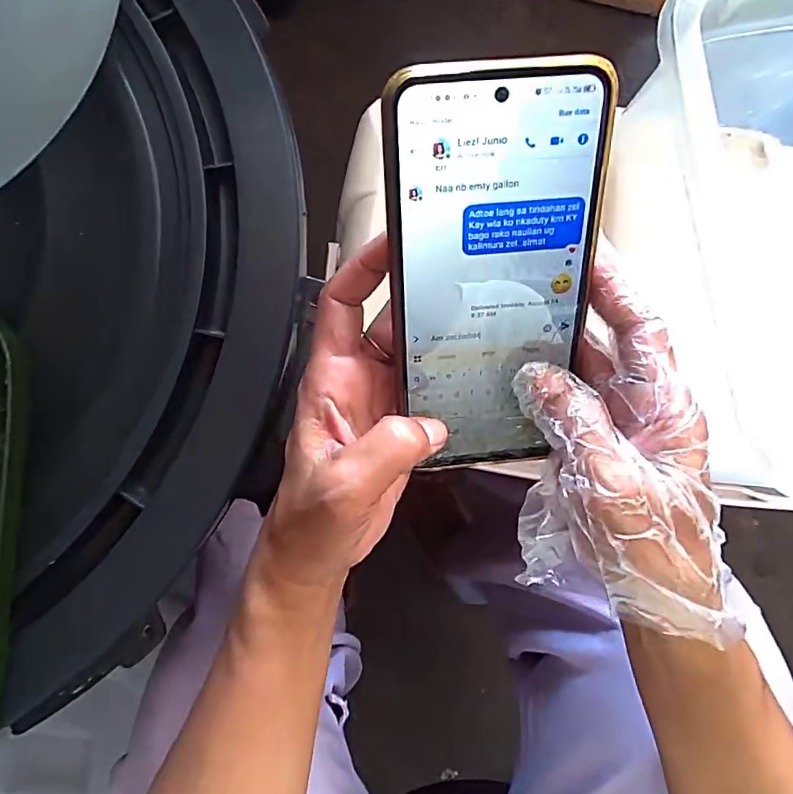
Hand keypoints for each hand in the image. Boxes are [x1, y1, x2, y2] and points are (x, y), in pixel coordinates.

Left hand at [255, 234, 446, 595]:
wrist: (321, 551)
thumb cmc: (311, 519)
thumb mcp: (342, 486)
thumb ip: (385, 450)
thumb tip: (429, 424)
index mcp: (329, 381)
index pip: (339, 304)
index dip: (361, 267)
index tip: (392, 242)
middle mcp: (356, 382)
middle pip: (387, 318)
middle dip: (418, 293)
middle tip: (458, 273)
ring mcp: (381, 402)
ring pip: (414, 350)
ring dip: (442, 335)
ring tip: (481, 317)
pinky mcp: (401, 425)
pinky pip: (430, 387)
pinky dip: (453, 377)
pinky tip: (478, 376)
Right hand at [513, 241, 742, 645]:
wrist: (658, 593)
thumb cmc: (652, 544)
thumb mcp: (614, 481)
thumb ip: (577, 423)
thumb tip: (538, 374)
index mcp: (667, 406)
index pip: (644, 328)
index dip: (617, 287)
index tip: (588, 250)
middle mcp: (644, 405)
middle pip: (610, 339)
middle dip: (577, 303)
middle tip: (539, 272)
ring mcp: (618, 423)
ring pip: (584, 367)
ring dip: (555, 340)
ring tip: (519, 310)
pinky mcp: (595, 441)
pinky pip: (566, 399)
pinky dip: (542, 380)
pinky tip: (515, 368)